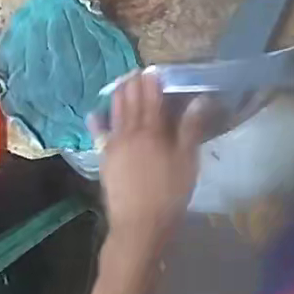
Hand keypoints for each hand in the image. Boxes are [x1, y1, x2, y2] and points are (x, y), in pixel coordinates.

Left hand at [91, 73, 209, 255]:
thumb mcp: (187, 162)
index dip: (151, 82)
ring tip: (121, 83)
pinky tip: (94, 113)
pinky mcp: (105, 159)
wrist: (139, 225)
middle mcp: (131, 132)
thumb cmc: (170, 194)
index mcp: (153, 131)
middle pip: (131, 102)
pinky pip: (99, 134)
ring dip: (118, 95)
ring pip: (115, 113)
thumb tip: (199, 100)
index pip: (152, 99)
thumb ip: (190, 129)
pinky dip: (97, 121)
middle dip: (133, 84)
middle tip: (135, 71)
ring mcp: (115, 145)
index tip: (152, 69)